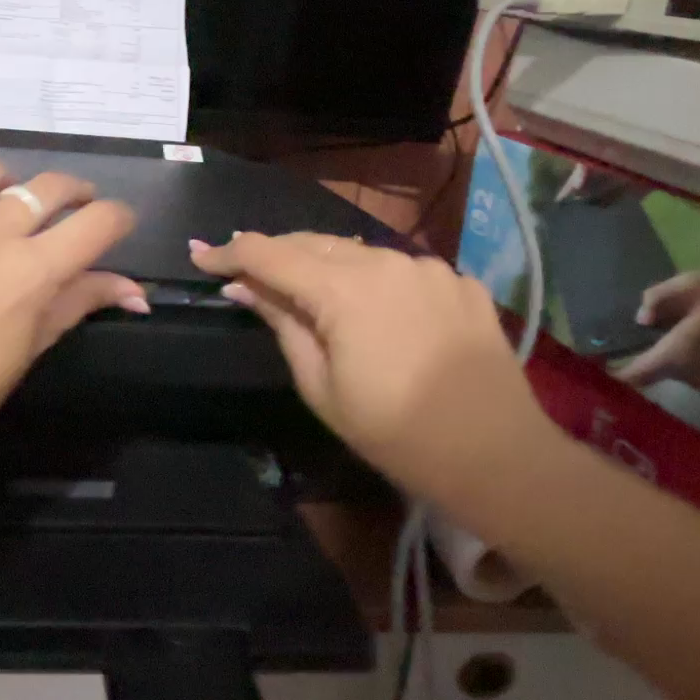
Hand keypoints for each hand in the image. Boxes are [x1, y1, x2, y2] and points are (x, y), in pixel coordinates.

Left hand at [0, 161, 146, 462]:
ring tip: (4, 203)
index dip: (120, 218)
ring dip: (8, 183)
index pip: (98, 221)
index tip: (118, 225)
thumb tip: (136, 292)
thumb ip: (81, 302)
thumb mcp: (33, 345)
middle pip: (49, 185)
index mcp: (33, 271)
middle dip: (74, 192)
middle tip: (73, 206)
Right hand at [189, 232, 548, 484]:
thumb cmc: (396, 433)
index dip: (229, 252)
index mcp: (343, 288)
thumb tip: (244, 286)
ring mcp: (428, 268)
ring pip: (358, 252)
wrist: (498, 457)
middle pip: (312, 243)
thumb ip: (281, 323)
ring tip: (309, 292)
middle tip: (247, 274)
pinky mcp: (460, 282)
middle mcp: (385, 261)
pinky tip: (376, 311)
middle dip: (275, 254)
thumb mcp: (321, 387)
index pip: (269, 253)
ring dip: (326, 265)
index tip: (201, 257)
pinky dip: (375, 281)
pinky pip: (401, 270)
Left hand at [617, 273, 699, 395]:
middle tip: (659, 326)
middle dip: (654, 350)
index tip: (596, 365)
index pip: (632, 376)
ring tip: (694, 326)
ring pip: (682, 368)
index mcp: (674, 356)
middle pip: (657, 368)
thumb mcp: (696, 286)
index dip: (613, 372)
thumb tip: (640, 318)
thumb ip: (659, 298)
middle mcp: (690, 379)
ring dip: (681, 352)